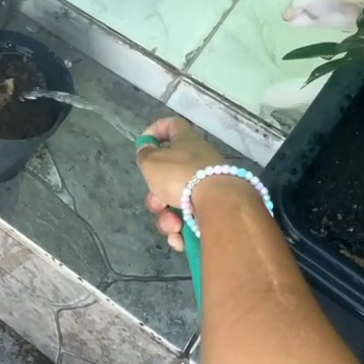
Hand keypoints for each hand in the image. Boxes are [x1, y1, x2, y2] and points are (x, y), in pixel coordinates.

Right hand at [134, 117, 226, 252]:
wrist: (219, 203)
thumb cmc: (181, 175)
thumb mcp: (152, 161)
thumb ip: (145, 154)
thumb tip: (146, 150)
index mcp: (185, 143)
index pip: (171, 126)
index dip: (156, 130)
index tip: (144, 143)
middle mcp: (197, 162)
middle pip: (168, 177)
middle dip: (156, 196)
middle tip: (157, 203)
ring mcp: (207, 187)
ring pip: (175, 203)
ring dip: (167, 218)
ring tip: (173, 224)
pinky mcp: (214, 210)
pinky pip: (189, 221)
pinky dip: (181, 231)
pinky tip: (180, 237)